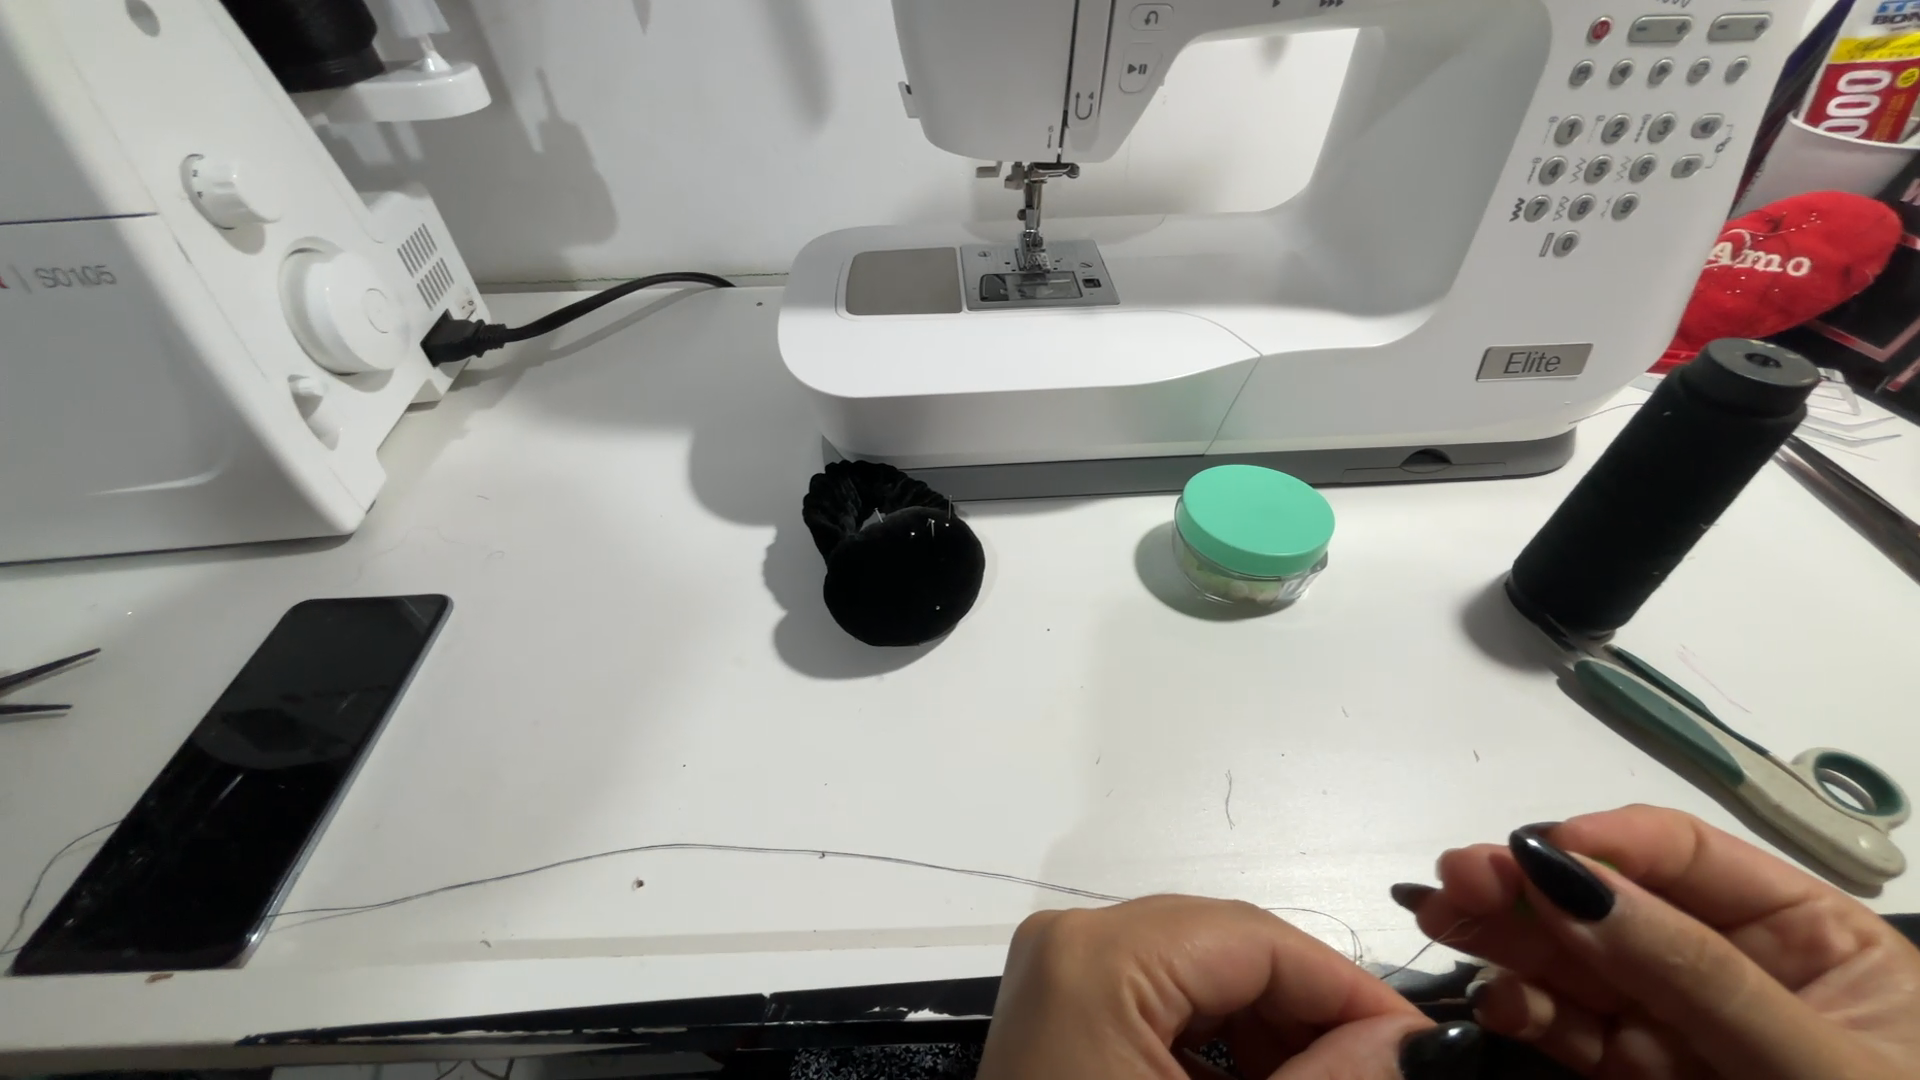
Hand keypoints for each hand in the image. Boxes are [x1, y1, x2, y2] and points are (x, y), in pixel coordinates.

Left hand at [977, 894, 1479, 1079]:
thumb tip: (1411, 1045)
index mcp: (1097, 956)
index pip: (1250, 936)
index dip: (1346, 987)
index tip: (1422, 1049)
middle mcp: (1069, 939)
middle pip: (1220, 946)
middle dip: (1309, 1010)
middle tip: (1384, 1073)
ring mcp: (1057, 971)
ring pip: (1193, 972)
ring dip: (1267, 1030)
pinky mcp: (1059, 1006)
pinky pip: (1156, 999)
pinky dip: (1215, 1045)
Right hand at [1392, 805, 1919, 1077]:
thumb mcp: (1825, 1070)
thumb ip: (1694, 971)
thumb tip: (1562, 876)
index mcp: (1804, 936)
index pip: (1681, 853)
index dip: (1600, 842)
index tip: (1526, 849)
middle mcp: (1723, 962)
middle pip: (1602, 897)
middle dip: (1524, 883)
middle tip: (1456, 877)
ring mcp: (1671, 1016)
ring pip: (1567, 952)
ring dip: (1499, 934)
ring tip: (1441, 917)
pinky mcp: (1633, 1068)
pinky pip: (1565, 1022)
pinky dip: (1521, 1007)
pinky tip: (1496, 1001)